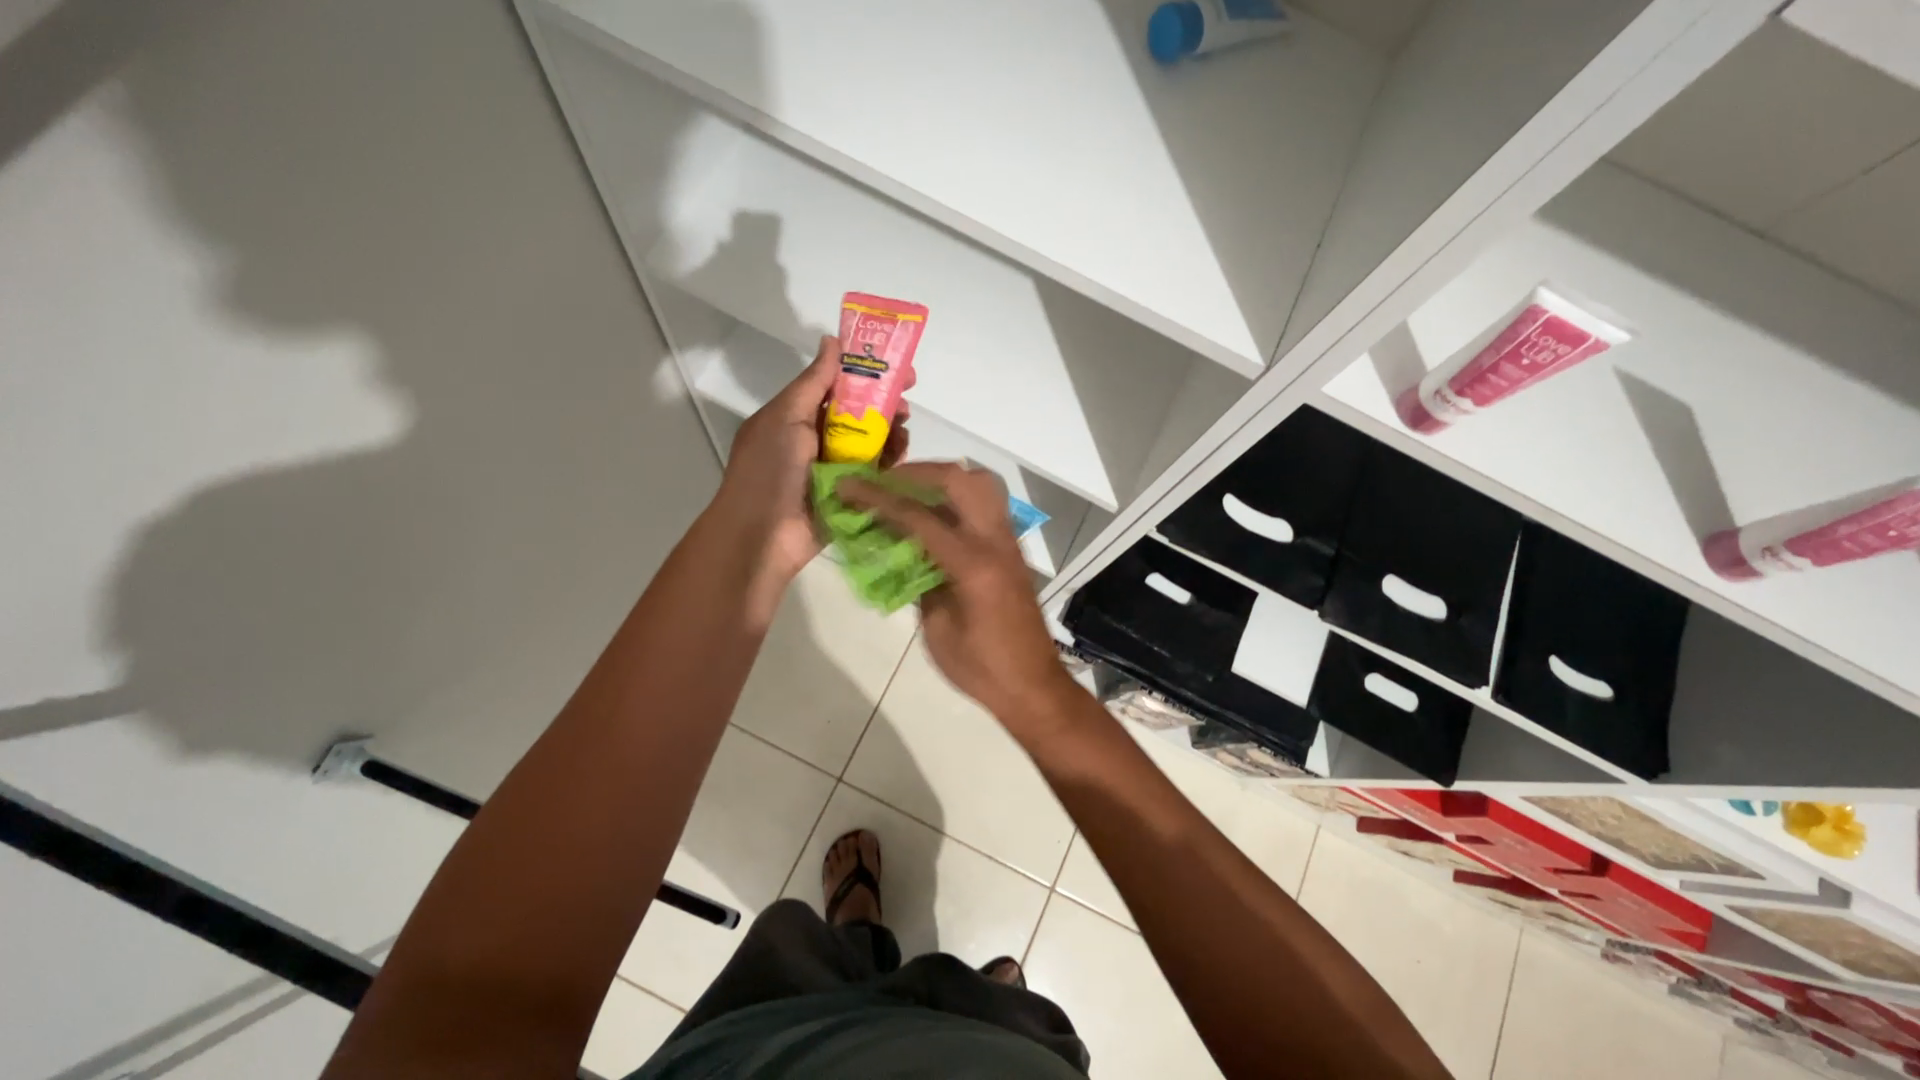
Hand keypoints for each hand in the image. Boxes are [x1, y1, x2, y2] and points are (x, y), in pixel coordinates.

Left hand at [710, 335, 908, 590]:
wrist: (761, 536)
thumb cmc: (768, 469)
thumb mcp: (786, 416)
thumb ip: (814, 381)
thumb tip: (832, 340)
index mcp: (795, 417)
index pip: (836, 386)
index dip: (865, 373)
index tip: (895, 366)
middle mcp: (815, 440)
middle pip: (859, 415)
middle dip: (885, 404)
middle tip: (908, 402)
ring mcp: (834, 470)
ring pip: (872, 443)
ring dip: (890, 433)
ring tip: (904, 430)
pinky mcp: (850, 497)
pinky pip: (876, 474)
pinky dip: (891, 463)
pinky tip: (902, 456)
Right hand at [839, 463, 1074, 726]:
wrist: (1032, 686)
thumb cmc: (980, 668)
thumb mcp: (936, 628)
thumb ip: (920, 579)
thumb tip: (905, 549)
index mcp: (972, 564)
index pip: (919, 515)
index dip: (878, 497)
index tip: (848, 486)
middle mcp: (995, 542)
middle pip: (958, 480)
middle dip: (916, 473)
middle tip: (883, 483)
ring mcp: (1009, 542)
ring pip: (981, 484)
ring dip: (943, 478)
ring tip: (910, 491)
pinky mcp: (1012, 550)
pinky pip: (987, 505)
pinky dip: (958, 496)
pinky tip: (933, 515)